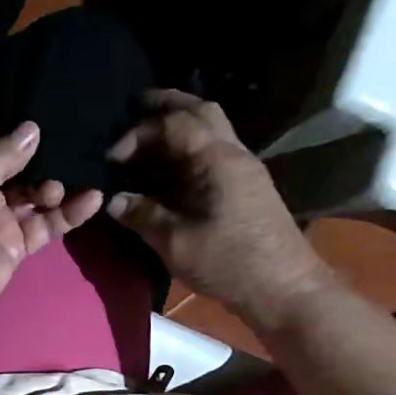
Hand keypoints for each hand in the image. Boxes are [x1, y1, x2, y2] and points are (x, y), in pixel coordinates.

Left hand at [0, 118, 103, 338]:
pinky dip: (69, 213)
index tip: (41, 99)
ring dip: (55, 183)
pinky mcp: (16, 244)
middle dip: (41, 151)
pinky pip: (47, 223)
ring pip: (35, 191)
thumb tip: (34, 129)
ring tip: (69, 180)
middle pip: (15, 161)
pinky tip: (92, 200)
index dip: (5, 119)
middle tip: (70, 140)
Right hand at [106, 90, 327, 326]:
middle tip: (135, 109)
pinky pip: (215, 152)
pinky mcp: (248, 189)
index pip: (174, 124)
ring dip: (181, 125)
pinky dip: (190, 149)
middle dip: (167, 105)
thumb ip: (144, 216)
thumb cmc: (230, 263)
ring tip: (149, 137)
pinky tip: (172, 169)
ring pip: (212, 129)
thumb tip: (115, 200)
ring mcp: (245, 170)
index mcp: (217, 159)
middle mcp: (234, 153)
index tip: (112, 156)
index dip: (138, 132)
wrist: (284, 289)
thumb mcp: (177, 243)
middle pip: (201, 111)